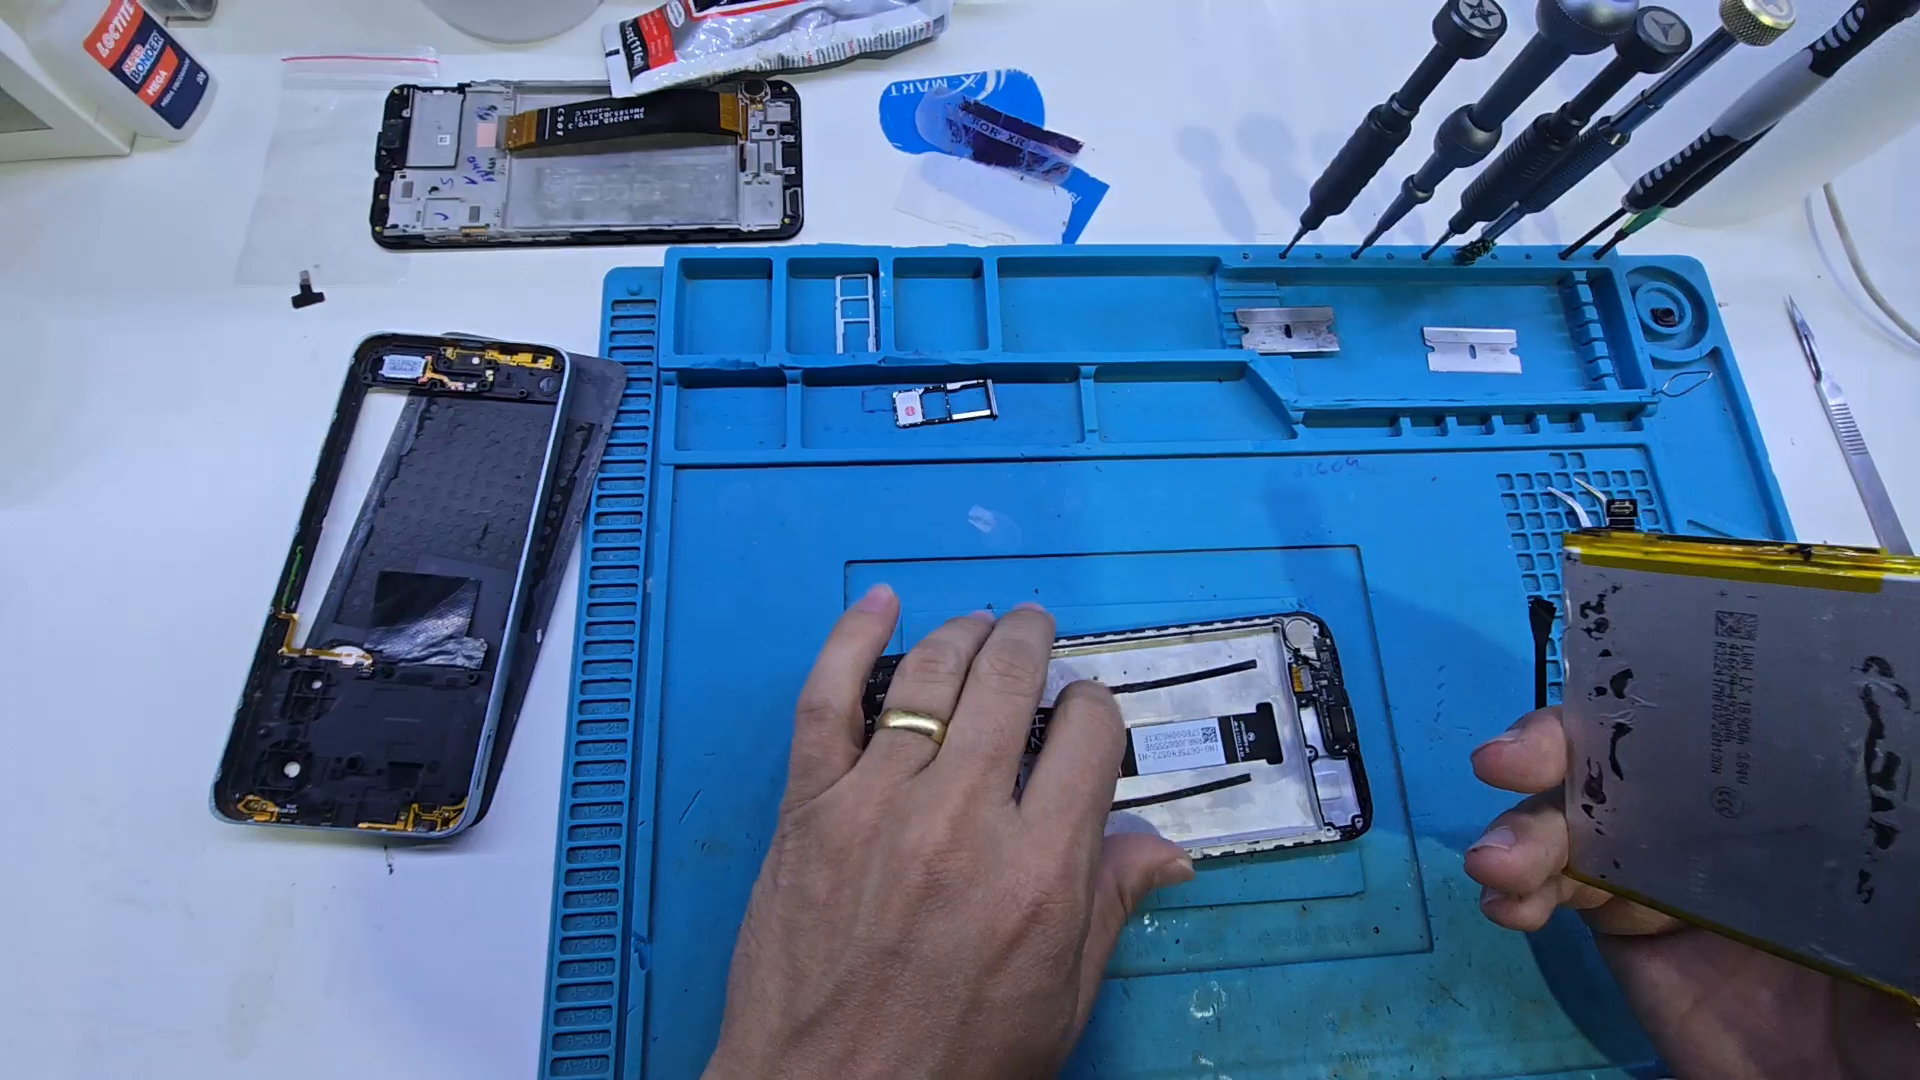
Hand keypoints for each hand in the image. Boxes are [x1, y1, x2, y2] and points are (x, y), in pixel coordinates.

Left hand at [706, 586, 1193, 1079]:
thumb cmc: (951, 1062)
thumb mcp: (1059, 1001)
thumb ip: (1111, 907)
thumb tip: (1167, 848)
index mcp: (1040, 868)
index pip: (1091, 735)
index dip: (1096, 709)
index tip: (1084, 712)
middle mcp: (963, 816)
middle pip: (1012, 682)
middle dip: (1033, 641)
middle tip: (1036, 630)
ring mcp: (879, 800)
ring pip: (931, 676)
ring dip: (964, 634)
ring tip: (980, 625)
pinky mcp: (811, 802)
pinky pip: (826, 698)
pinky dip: (850, 640)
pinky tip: (879, 604)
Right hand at [1468, 707, 1919, 1079]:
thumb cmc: (1916, 1035)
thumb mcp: (1918, 934)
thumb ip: (1894, 857)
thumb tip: (1886, 765)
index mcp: (1803, 818)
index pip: (1713, 735)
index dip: (1642, 711)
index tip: (1589, 718)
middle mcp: (1718, 831)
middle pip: (1619, 766)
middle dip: (1551, 752)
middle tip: (1500, 765)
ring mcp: (1663, 876)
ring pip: (1570, 824)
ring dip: (1520, 835)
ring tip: (1494, 869)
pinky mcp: (1624, 927)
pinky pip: (1556, 889)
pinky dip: (1519, 891)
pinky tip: (1505, 906)